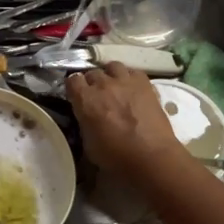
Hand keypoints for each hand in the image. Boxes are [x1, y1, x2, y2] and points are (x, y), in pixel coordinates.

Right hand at [64, 63, 183, 172]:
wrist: (152, 157)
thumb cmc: (116, 157)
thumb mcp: (88, 144)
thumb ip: (84, 124)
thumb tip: (86, 119)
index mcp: (85, 99)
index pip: (72, 80)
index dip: (74, 87)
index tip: (77, 96)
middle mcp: (103, 84)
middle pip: (92, 73)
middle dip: (92, 83)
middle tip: (97, 96)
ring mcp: (125, 81)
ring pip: (113, 66)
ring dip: (111, 75)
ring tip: (115, 86)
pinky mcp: (145, 84)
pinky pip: (133, 72)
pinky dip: (130, 77)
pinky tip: (132, 88)